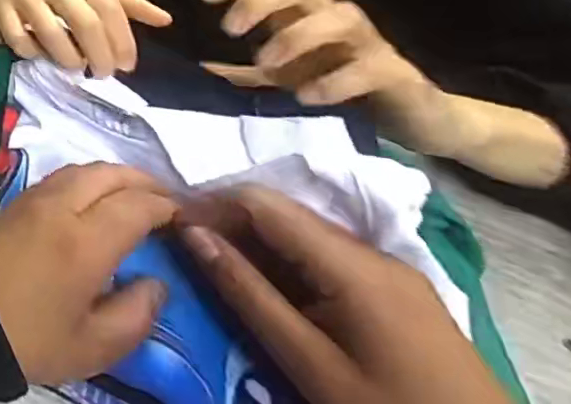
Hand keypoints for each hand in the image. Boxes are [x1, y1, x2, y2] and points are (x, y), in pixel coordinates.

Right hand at [0, 0, 171, 77]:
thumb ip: (124, 0)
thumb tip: (165, 20)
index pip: (108, 6)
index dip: (122, 39)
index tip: (128, 64)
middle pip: (84, 22)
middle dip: (100, 55)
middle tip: (105, 72)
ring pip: (51, 35)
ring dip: (70, 60)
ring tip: (77, 66)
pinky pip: (20, 42)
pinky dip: (35, 55)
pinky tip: (44, 56)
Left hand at [0, 164, 175, 385]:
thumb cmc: (25, 339)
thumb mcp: (88, 347)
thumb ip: (133, 316)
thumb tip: (157, 284)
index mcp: (85, 241)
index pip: (136, 206)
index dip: (165, 206)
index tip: (184, 214)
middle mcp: (63, 206)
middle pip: (111, 174)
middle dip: (143, 181)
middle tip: (165, 199)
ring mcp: (36, 198)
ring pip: (86, 168)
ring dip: (116, 175)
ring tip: (134, 193)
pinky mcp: (17, 200)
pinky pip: (64, 175)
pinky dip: (90, 177)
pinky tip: (94, 197)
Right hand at [179, 186, 507, 403]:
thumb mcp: (312, 366)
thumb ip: (250, 294)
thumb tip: (195, 235)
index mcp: (352, 262)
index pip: (266, 203)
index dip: (214, 203)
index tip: (172, 221)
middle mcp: (371, 250)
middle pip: (287, 215)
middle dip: (233, 222)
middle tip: (188, 245)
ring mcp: (390, 270)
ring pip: (307, 236)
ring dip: (259, 243)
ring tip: (218, 265)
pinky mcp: (398, 294)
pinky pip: (331, 261)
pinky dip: (291, 266)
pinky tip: (270, 289)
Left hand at [199, 0, 460, 156]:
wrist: (411, 115)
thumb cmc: (338, 83)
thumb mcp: (286, 76)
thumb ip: (247, 71)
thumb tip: (204, 66)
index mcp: (307, 10)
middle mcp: (335, 13)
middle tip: (229, 28)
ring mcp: (367, 40)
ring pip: (337, 17)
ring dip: (295, 36)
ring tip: (265, 63)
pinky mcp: (392, 71)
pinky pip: (366, 66)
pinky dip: (333, 79)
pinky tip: (305, 96)